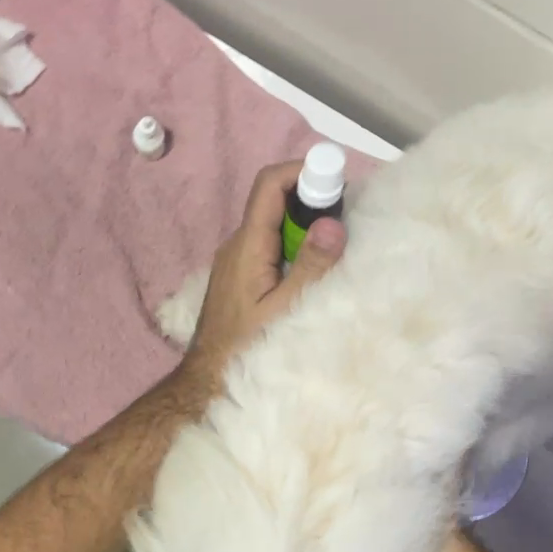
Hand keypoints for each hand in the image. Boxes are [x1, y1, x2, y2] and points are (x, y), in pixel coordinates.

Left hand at [179, 161, 346, 384]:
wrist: (207, 379)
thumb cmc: (247, 349)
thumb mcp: (284, 311)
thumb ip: (309, 268)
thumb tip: (333, 223)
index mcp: (247, 246)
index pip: (269, 184)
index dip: (303, 172)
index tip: (337, 182)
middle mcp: (237, 245)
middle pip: (275, 202)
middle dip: (312, 203)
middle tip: (344, 225)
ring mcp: (236, 261)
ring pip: (273, 226)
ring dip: (304, 229)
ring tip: (333, 252)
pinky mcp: (239, 277)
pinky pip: (268, 247)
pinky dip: (293, 248)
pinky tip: (310, 274)